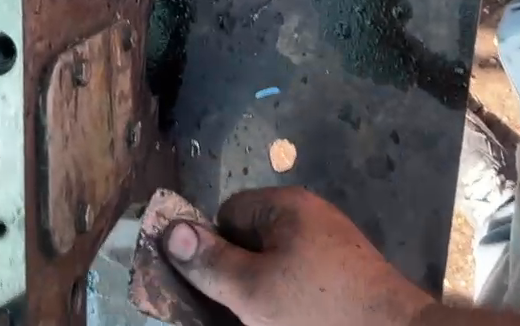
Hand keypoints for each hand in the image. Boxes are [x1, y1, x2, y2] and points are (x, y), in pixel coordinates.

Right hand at [163, 188, 434, 325]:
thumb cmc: (319, 313)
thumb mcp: (254, 292)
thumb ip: (211, 262)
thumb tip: (169, 229)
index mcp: (287, 205)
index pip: (229, 213)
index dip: (215, 251)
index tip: (219, 291)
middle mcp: (311, 216)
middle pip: (253, 240)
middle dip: (240, 277)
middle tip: (240, 315)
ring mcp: (334, 246)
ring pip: (279, 265)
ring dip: (266, 295)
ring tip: (267, 322)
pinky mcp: (350, 277)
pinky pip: (305, 281)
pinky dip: (293, 303)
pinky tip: (295, 322)